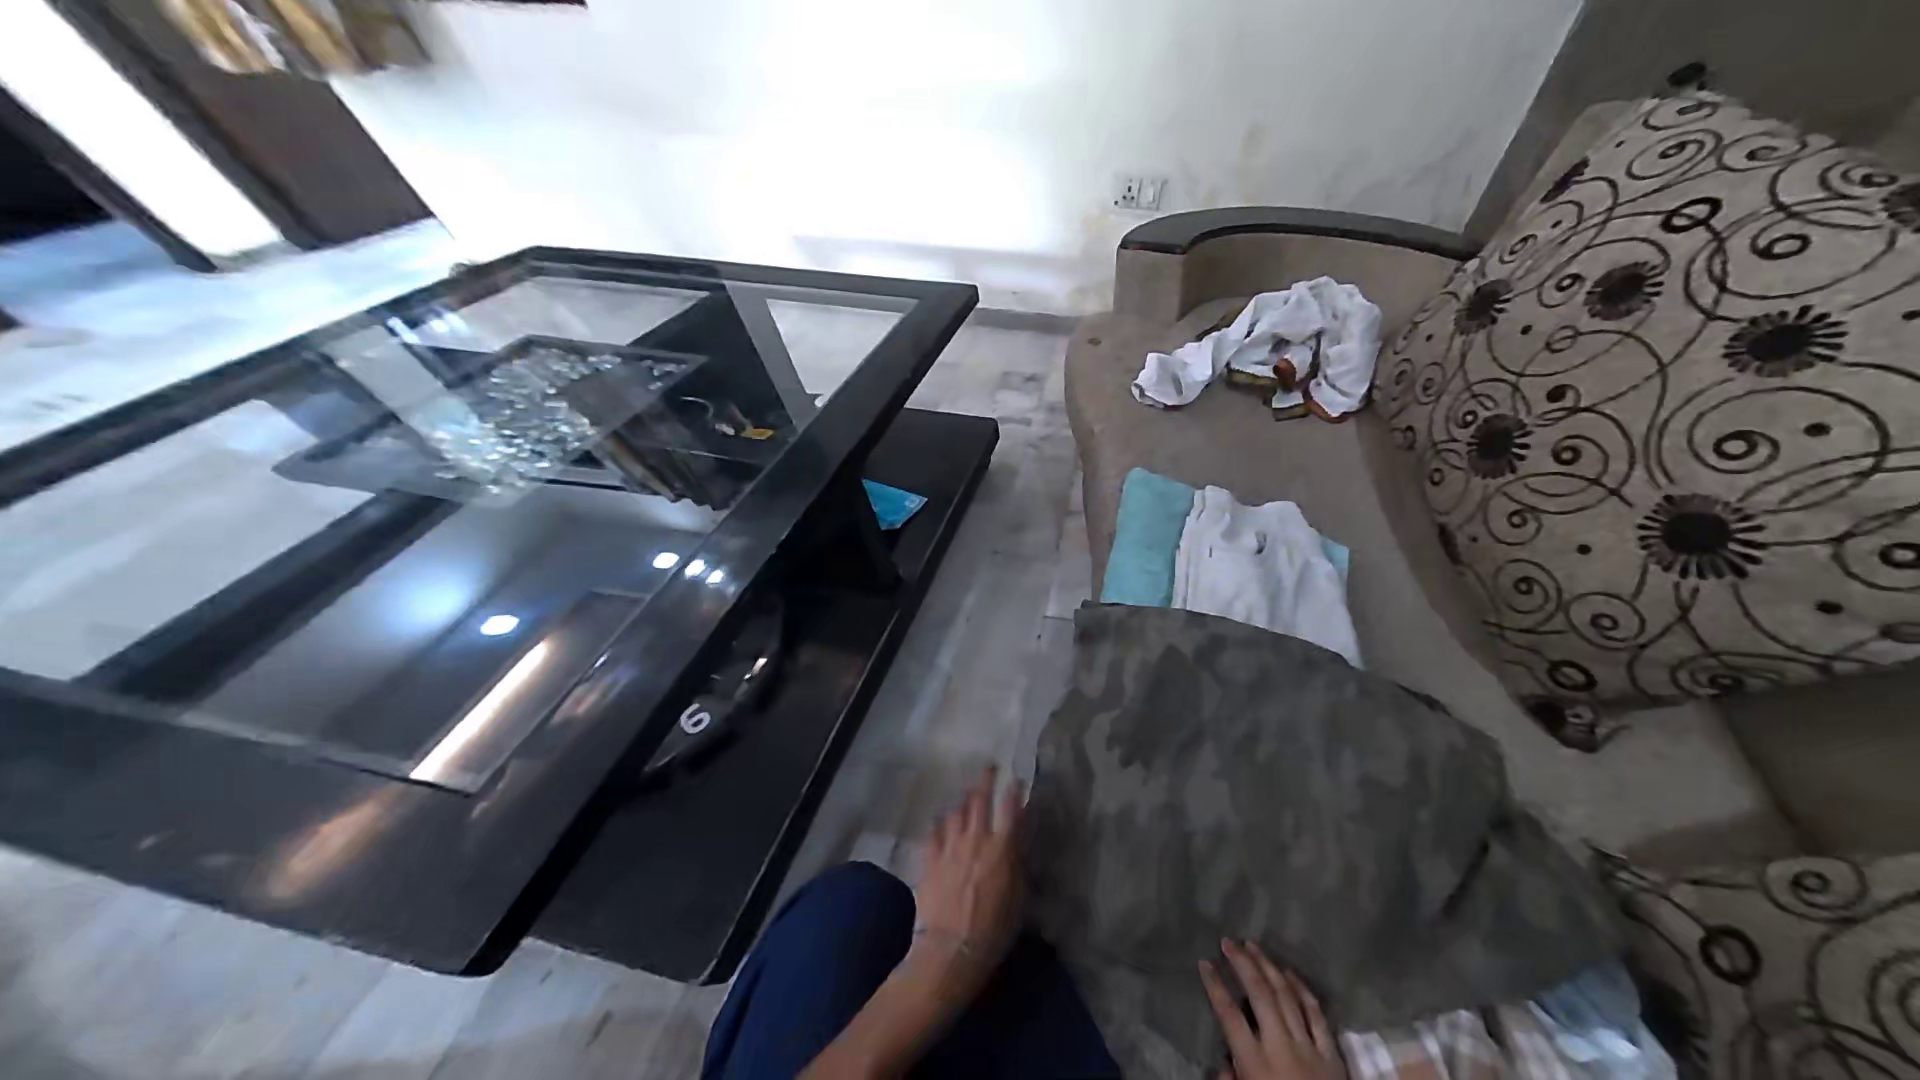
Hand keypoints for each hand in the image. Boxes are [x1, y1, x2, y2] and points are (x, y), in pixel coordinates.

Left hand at [909, 766, 1025, 1003]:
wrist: (950, 949)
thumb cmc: (993, 930)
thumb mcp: (1018, 899)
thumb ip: (1016, 865)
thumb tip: (1015, 843)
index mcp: (1001, 849)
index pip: (1010, 809)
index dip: (1013, 791)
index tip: (1015, 779)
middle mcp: (975, 840)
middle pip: (979, 800)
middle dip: (985, 781)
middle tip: (989, 769)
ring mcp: (949, 847)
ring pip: (956, 812)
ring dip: (963, 802)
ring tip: (966, 796)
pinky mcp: (930, 859)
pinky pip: (934, 832)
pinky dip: (940, 824)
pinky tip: (941, 823)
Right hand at [1199, 940, 1345, 1079]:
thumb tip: (1222, 1065)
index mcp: (1255, 1063)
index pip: (1228, 1013)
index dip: (1214, 985)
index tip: (1204, 962)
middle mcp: (1280, 1047)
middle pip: (1259, 994)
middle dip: (1242, 963)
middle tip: (1228, 942)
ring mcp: (1308, 1047)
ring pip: (1286, 996)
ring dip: (1268, 967)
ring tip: (1253, 945)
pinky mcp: (1331, 1054)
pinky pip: (1316, 1014)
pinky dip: (1301, 990)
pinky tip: (1289, 973)